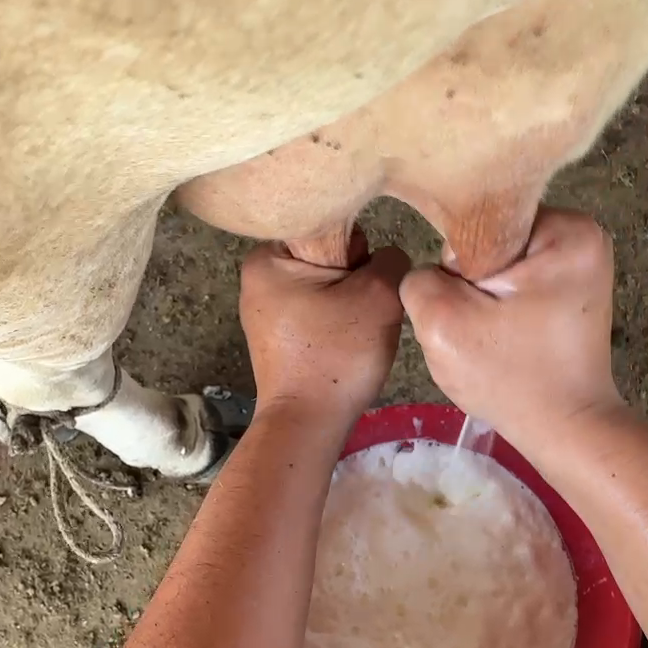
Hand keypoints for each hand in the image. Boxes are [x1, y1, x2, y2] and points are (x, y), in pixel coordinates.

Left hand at [239, 226, 410, 426]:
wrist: (309, 423)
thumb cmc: (336, 355)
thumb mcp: (378, 295)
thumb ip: (391, 258)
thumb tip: (386, 261)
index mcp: (266, 257)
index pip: (328, 224)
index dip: (357, 250)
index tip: (361, 283)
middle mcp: (257, 279)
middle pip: (327, 257)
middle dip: (354, 279)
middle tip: (361, 312)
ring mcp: (264, 312)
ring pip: (327, 287)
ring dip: (349, 305)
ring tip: (354, 332)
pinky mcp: (276, 339)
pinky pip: (317, 314)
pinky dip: (335, 326)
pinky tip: (343, 346)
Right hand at [401, 208, 623, 445]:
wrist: (564, 427)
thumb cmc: (510, 377)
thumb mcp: (444, 325)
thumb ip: (419, 282)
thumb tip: (431, 275)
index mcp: (563, 229)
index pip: (475, 225)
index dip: (455, 271)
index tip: (469, 311)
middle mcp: (582, 234)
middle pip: (488, 244)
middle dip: (471, 285)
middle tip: (480, 329)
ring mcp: (583, 262)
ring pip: (497, 267)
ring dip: (483, 301)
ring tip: (493, 337)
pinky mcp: (574, 290)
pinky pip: (516, 285)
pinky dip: (501, 310)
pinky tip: (506, 339)